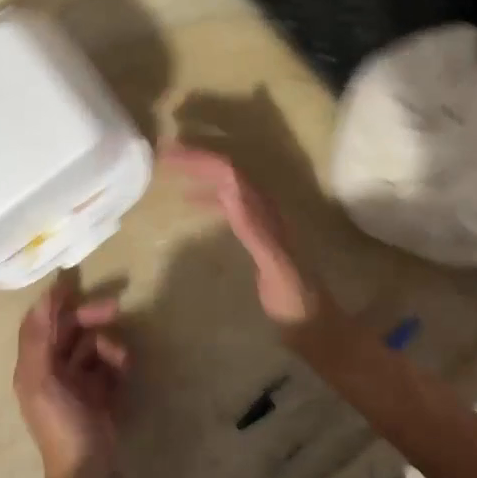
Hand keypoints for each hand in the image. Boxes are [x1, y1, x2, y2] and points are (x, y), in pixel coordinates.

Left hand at [13, 269, 128, 477]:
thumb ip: (37, 338)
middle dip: (89, 316)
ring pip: (94, 347)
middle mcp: (55, 371)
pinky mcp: (104, 397)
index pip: (41, 322)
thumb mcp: (40, 380)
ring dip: (108, 344)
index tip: (71, 278)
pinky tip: (125, 371)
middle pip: (71, 331)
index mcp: (34, 366)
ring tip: (120, 358)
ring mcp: (81, 385)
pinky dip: (118, 363)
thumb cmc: (61, 427)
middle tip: (114, 307)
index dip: (52, 301)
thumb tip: (41, 300)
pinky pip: (112, 367)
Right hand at [163, 144, 340, 343]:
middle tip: (165, 154)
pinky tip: (189, 199)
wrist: (311, 323)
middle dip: (198, 158)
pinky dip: (206, 192)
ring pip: (227, 183)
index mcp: (266, 212)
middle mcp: (264, 208)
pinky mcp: (256, 233)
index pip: (231, 172)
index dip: (203, 159)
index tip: (172, 154)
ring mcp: (260, 219)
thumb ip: (257, 232)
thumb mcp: (276, 269)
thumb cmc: (293, 301)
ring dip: (201, 171)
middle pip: (228, 171)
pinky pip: (227, 201)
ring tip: (172, 167)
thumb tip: (231, 193)